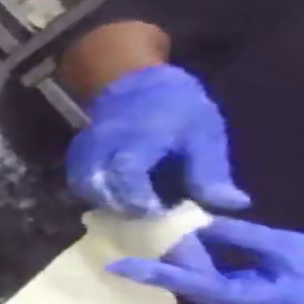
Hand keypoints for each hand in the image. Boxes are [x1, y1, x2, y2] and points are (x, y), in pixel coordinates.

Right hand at [66, 64, 249, 216]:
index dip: (139, 198)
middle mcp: (101, 146)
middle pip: (97, 186)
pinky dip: (96, 194)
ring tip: (133, 207)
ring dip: (106, 202)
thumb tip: (231, 204)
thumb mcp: (205, 137)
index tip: (159, 213)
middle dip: (120, 206)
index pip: (126, 174)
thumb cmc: (177, 110)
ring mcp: (81, 152)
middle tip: (147, 216)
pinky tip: (117, 196)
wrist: (132, 87)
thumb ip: (210, 173)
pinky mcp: (72, 158)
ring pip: (84, 188)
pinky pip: (78, 183)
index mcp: (138, 138)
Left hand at [109, 218, 303, 303]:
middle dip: (163, 258)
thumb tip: (198, 224)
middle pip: (183, 281)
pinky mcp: (226, 303)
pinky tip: (185, 245)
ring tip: (160, 235)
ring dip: (175, 260)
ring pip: (187, 282)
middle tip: (143, 232)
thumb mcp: (289, 247)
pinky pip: (198, 283)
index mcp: (245, 297)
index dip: (152, 273)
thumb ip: (241, 236)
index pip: (190, 283)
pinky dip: (190, 265)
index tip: (116, 265)